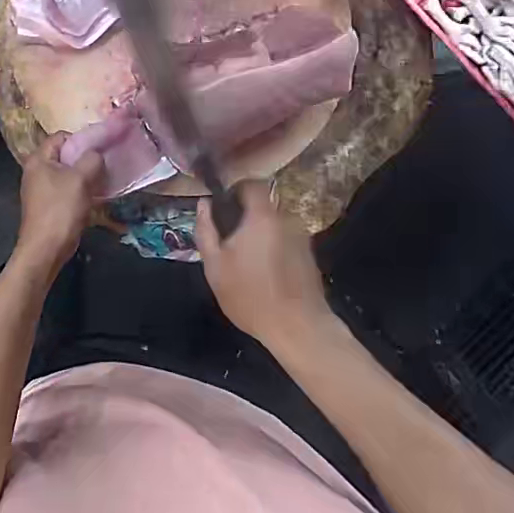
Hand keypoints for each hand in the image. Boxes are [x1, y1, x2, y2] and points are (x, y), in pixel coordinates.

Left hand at [12, 133, 102, 277]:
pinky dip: (81, 192)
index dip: (81, 140)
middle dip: (85, 160)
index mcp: (38, 159)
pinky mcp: (49, 205)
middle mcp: (36, 171)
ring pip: (68, 174)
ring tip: (103, 182)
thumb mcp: (80, 179)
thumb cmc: (60, 209)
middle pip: (65, 156)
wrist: (46, 249)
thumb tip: (97, 154)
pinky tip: (95, 199)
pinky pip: (67, 191)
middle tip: (104, 166)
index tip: (99, 150)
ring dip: (86, 178)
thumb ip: (92, 159)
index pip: (61, 136)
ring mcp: (41, 189)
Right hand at [197, 181, 333, 347]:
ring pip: (273, 225)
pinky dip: (272, 249)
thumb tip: (203, 204)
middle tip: (227, 241)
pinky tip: (263, 274)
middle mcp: (286, 219)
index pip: (250, 183)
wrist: (299, 328)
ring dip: (258, 235)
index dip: (234, 190)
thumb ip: (206, 229)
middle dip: (243, 217)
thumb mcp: (215, 265)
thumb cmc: (250, 295)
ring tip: (244, 262)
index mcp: (262, 216)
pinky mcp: (309, 255)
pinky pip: (284, 240)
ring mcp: (301, 237)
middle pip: (261, 206)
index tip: (220, 207)